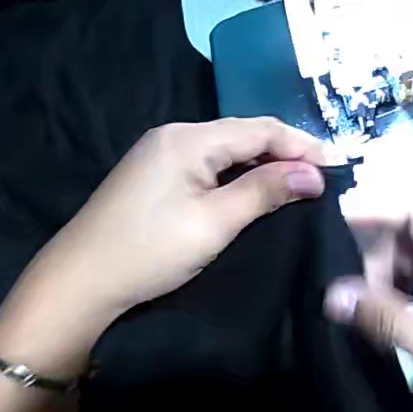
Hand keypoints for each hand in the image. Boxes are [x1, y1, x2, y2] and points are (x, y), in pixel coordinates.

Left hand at [0, 118, 333, 375]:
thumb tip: (314, 174)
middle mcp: (174, 133)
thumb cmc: (149, 252)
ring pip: (225, 147)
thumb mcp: (214, 223)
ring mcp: (160, 151)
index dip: (300, 145)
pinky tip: (253, 187)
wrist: (78, 282)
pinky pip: (206, 161)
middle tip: (321, 176)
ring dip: (261, 162)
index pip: (259, 129)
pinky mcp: (153, 171)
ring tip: (296, 181)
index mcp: (188, 137)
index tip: (335, 166)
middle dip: (284, 151)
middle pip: (242, 133)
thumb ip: (264, 192)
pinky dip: (236, 171)